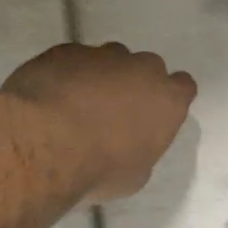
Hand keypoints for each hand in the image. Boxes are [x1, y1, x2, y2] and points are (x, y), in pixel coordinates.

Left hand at [0, 42, 196, 201]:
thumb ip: (142, 151)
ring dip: (101, 76)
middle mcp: (142, 69)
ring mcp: (103, 55)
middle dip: (135, 83)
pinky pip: (73, 59)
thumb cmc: (99, 169)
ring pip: (110, 59)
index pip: (184, 86)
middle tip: (115, 111)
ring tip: (78, 104)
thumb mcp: (134, 176)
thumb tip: (131, 145)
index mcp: (168, 100)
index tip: (154, 113)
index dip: (169, 97)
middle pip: (148, 67)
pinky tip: (51, 97)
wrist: (44, 143)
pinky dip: (67, 73)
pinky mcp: (66, 51)